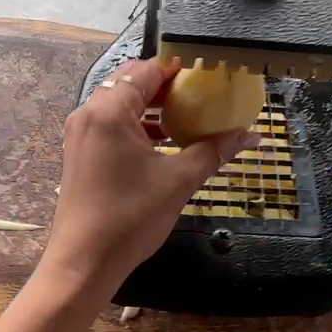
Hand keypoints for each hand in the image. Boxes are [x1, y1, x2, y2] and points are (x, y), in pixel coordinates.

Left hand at [42, 58, 257, 301]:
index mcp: (109, 111)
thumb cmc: (130, 217)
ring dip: (151, 107)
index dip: (177, 69)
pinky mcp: (80, 152)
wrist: (84, 261)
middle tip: (201, 95)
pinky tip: (164, 143)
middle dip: (166, 86)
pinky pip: (111, 125)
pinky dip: (137, 126)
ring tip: (187, 118)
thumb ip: (214, 151)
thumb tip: (250, 135)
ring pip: (120, 104)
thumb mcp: (178, 181)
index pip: (145, 70)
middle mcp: (89, 113)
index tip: (208, 76)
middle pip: (130, 83)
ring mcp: (80, 133)